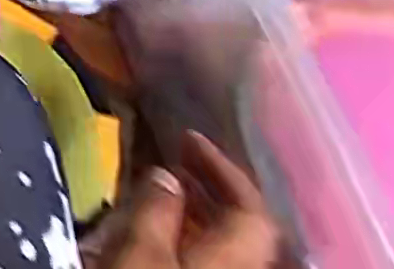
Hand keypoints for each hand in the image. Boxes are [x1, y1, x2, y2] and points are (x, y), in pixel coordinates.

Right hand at [104, 132, 279, 268]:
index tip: (186, 138)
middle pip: (255, 238)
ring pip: (240, 257)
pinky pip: (224, 267)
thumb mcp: (138, 258)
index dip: (224, 171)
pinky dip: (204, 244)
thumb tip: (168, 176)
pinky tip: (175, 236)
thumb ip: (154, 214)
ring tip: (174, 193)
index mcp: (236, 268)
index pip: (253, 214)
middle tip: (180, 159)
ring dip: (211, 218)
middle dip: (219, 192)